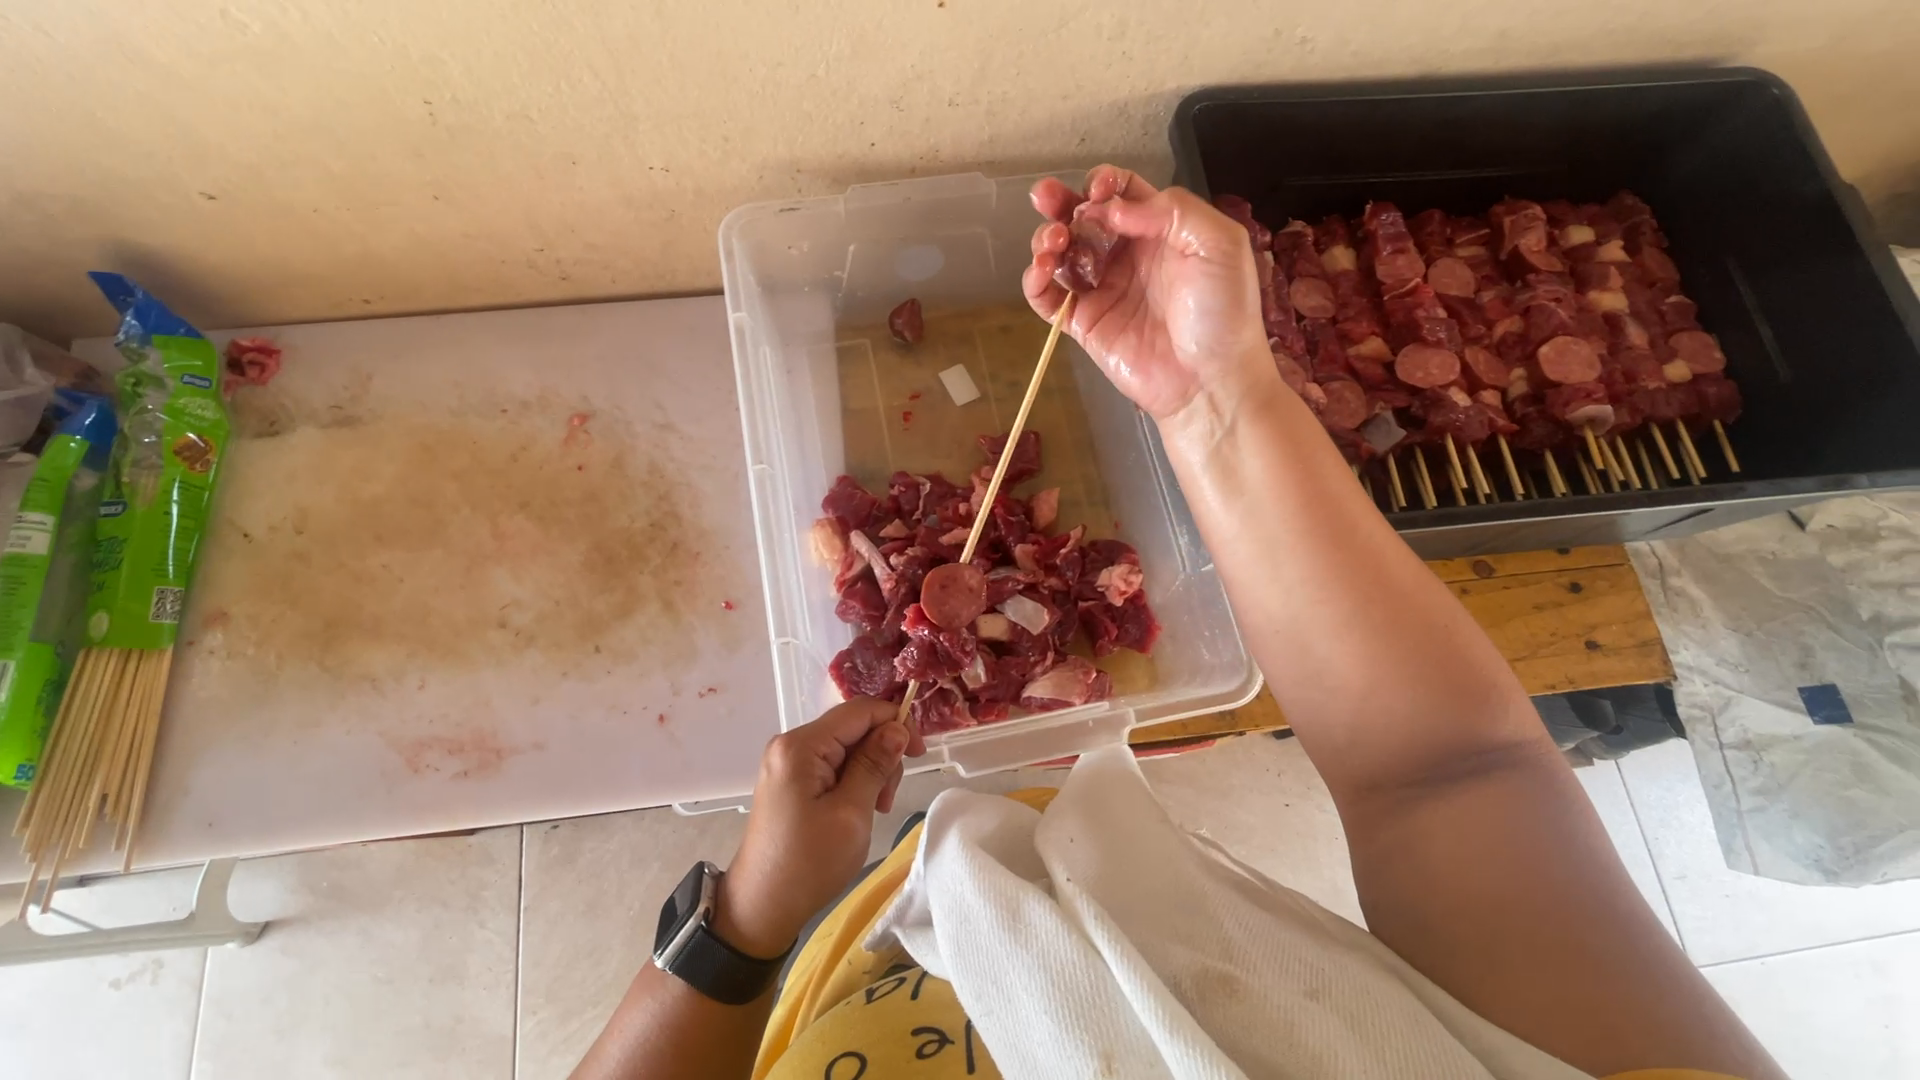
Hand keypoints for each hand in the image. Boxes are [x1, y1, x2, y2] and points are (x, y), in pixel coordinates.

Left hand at [715, 699, 924, 957]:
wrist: (761, 907)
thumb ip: (874, 764)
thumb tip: (897, 727)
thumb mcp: (851, 813)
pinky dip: (853, 779)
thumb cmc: (808, 863)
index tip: (918, 755)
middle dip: (882, 752)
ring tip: (876, 808)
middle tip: (888, 797)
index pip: (860, 710)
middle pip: (853, 726)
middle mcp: (791, 743)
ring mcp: (788, 761)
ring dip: (870, 769)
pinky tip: (859, 806)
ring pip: (846, 745)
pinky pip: (832, 763)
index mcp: (802, 746)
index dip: (896, 722)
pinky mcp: (790, 779)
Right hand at [1023, 165, 1276, 422]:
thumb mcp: (1218, 243)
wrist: (1209, 380)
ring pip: (1061, 253)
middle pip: (1083, 218)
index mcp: (1161, 231)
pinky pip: (1048, 298)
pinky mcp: (1083, 323)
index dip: (1103, 184)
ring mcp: (1102, 289)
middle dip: (1061, 202)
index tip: (1097, 191)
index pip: (1122, 194)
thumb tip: (1112, 209)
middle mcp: (1127, 255)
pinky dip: (1035, 281)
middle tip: (1044, 196)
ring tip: (1052, 243)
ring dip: (1047, 239)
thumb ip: (1171, 211)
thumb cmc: (1223, 311)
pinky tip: (1041, 271)